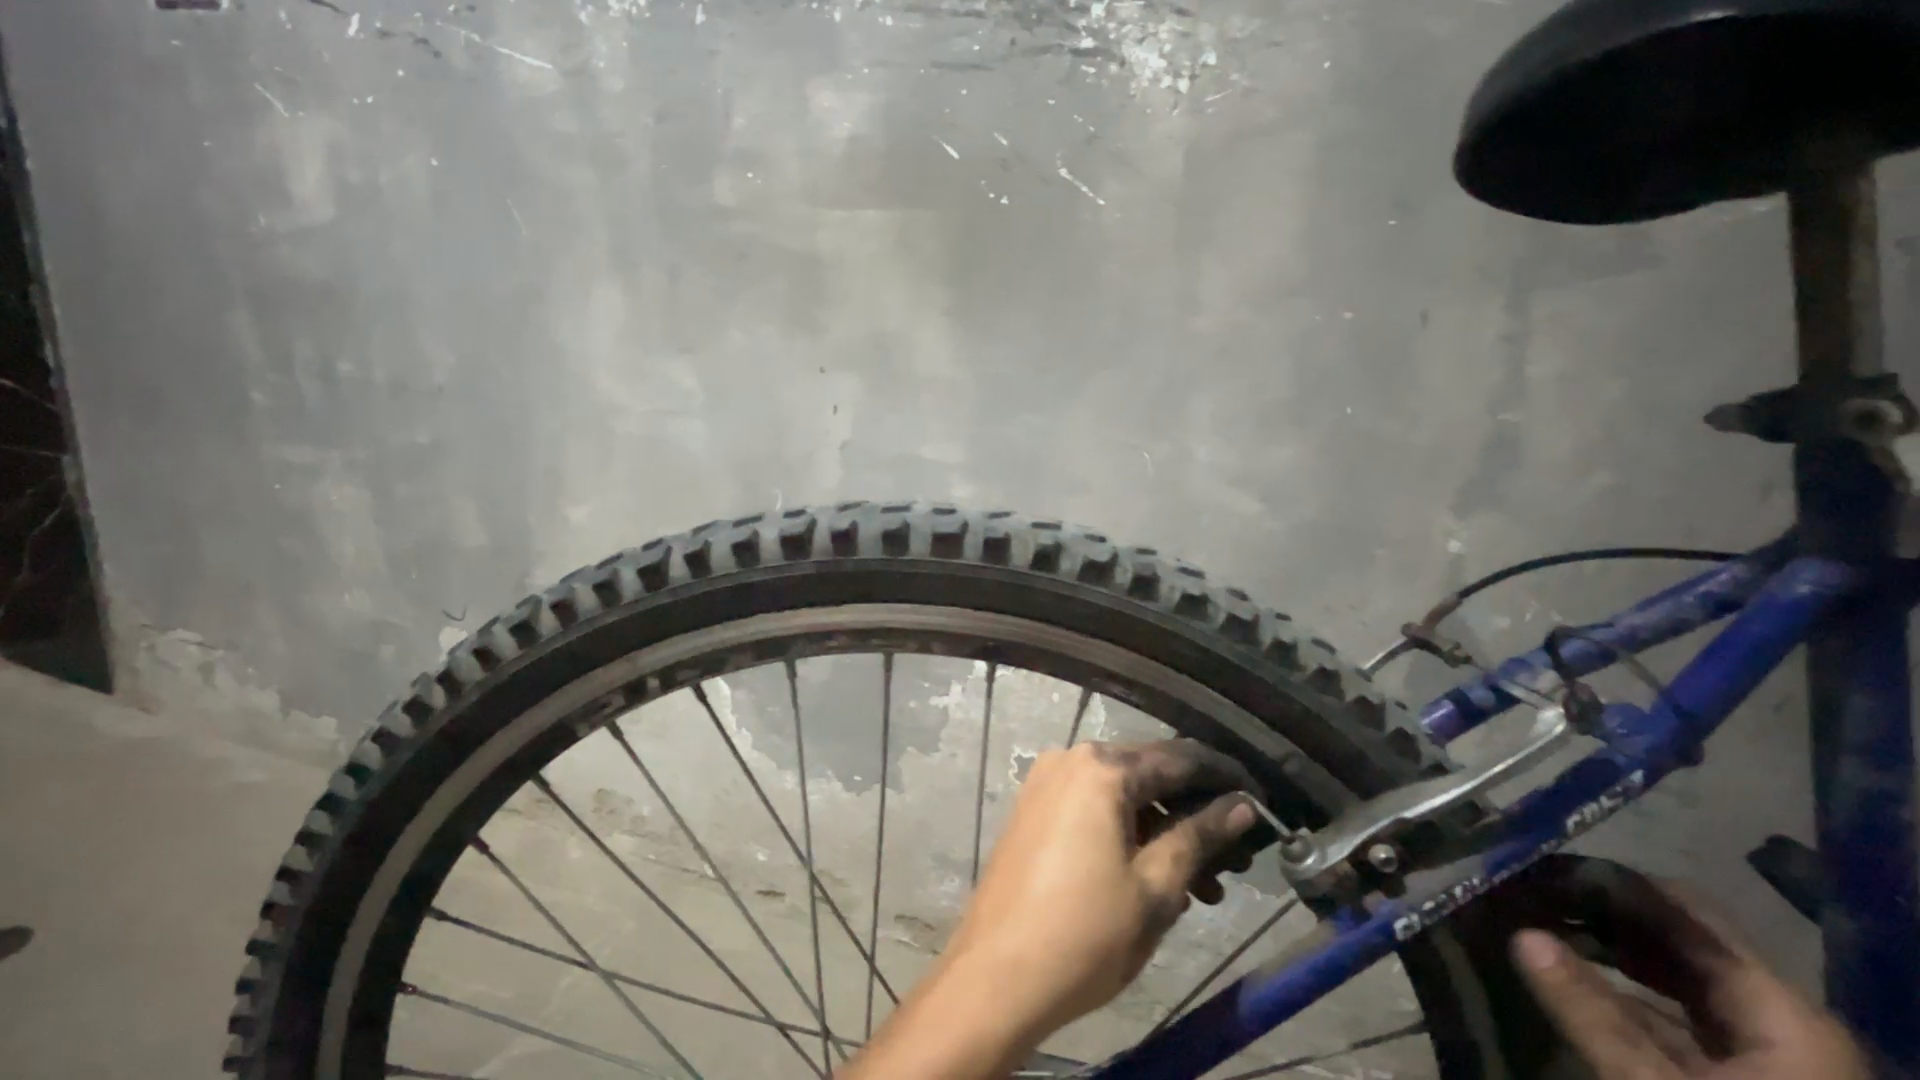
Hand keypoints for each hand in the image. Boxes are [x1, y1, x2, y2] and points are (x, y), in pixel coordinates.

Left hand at [838, 738, 1264, 1078]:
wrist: (995, 978)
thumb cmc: (1084, 932)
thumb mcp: (1156, 886)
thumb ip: (1201, 835)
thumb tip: (1241, 805)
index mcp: (1101, 768)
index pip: (1181, 758)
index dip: (1227, 779)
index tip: (1263, 802)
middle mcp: (1070, 761)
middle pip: (1150, 775)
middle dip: (1196, 815)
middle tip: (1236, 862)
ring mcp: (1045, 786)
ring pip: (1124, 798)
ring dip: (1166, 834)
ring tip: (1204, 890)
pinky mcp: (1033, 814)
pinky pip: (1095, 812)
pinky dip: (1129, 838)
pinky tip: (1157, 882)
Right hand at [1513, 881, 1869, 1078]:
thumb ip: (1592, 1013)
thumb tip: (1522, 937)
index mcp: (1782, 1012)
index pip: (1690, 915)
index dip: (1620, 887)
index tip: (1548, 869)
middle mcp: (1780, 1023)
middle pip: (1685, 948)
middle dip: (1609, 921)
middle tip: (1534, 898)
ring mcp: (1764, 1059)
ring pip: (1678, 987)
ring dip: (1613, 959)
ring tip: (1543, 933)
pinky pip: (1677, 1026)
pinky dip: (1626, 1001)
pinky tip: (1575, 989)